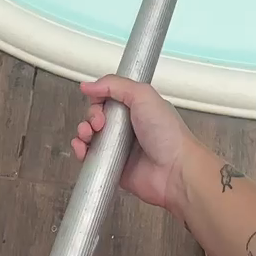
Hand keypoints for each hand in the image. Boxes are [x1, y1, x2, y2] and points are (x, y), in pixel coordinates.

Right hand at [71, 75, 204, 216]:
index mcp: (136, 106)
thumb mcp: (143, 95)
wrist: (174, 171)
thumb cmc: (165, 132)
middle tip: (99, 123)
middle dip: (91, 116)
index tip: (98, 102)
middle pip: (97, 115)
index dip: (99, 97)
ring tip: (87, 135)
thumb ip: (115, 85)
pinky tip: (81, 149)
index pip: (108, 97)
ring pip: (91, 136)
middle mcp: (127, 126)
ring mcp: (119, 147)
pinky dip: (81, 152)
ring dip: (83, 132)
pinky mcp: (113, 167)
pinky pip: (91, 158)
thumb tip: (88, 85)